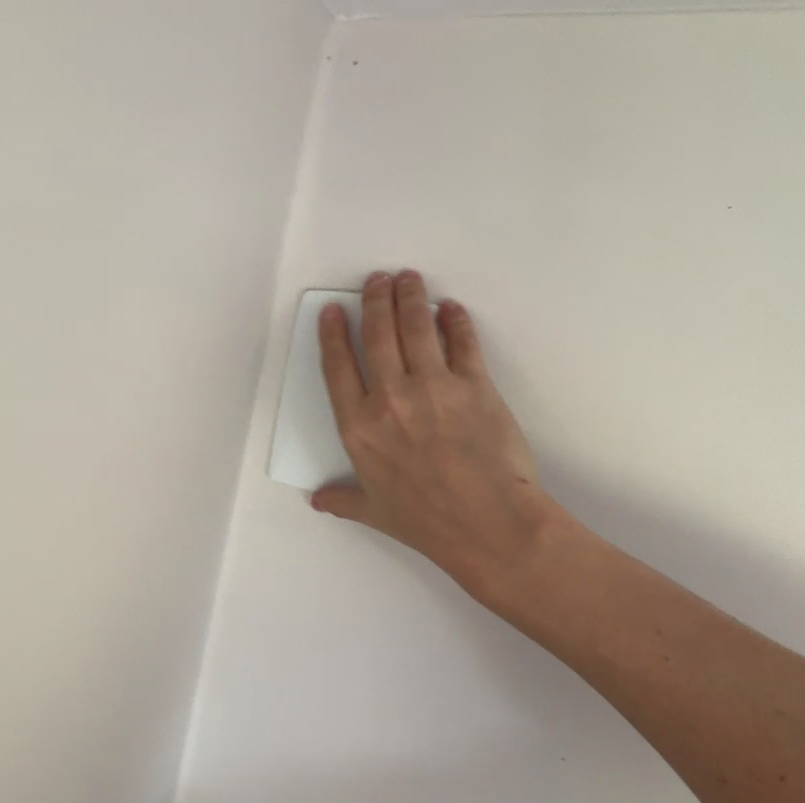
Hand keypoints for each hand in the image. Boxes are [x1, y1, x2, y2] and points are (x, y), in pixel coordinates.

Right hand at [313, 270, 574, 601]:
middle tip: (377, 280)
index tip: (334, 312)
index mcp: (358, 427)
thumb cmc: (424, 520)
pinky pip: (462, 342)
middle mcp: (389, 399)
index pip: (339, 368)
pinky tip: (451, 309)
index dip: (335, 335)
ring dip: (411, 298)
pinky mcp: (474, 385)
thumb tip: (319, 500)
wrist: (485, 521)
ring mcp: (433, 387)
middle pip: (377, 336)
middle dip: (375, 301)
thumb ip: (343, 499)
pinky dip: (455, 321)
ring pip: (416, 328)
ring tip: (408, 279)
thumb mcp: (373, 511)